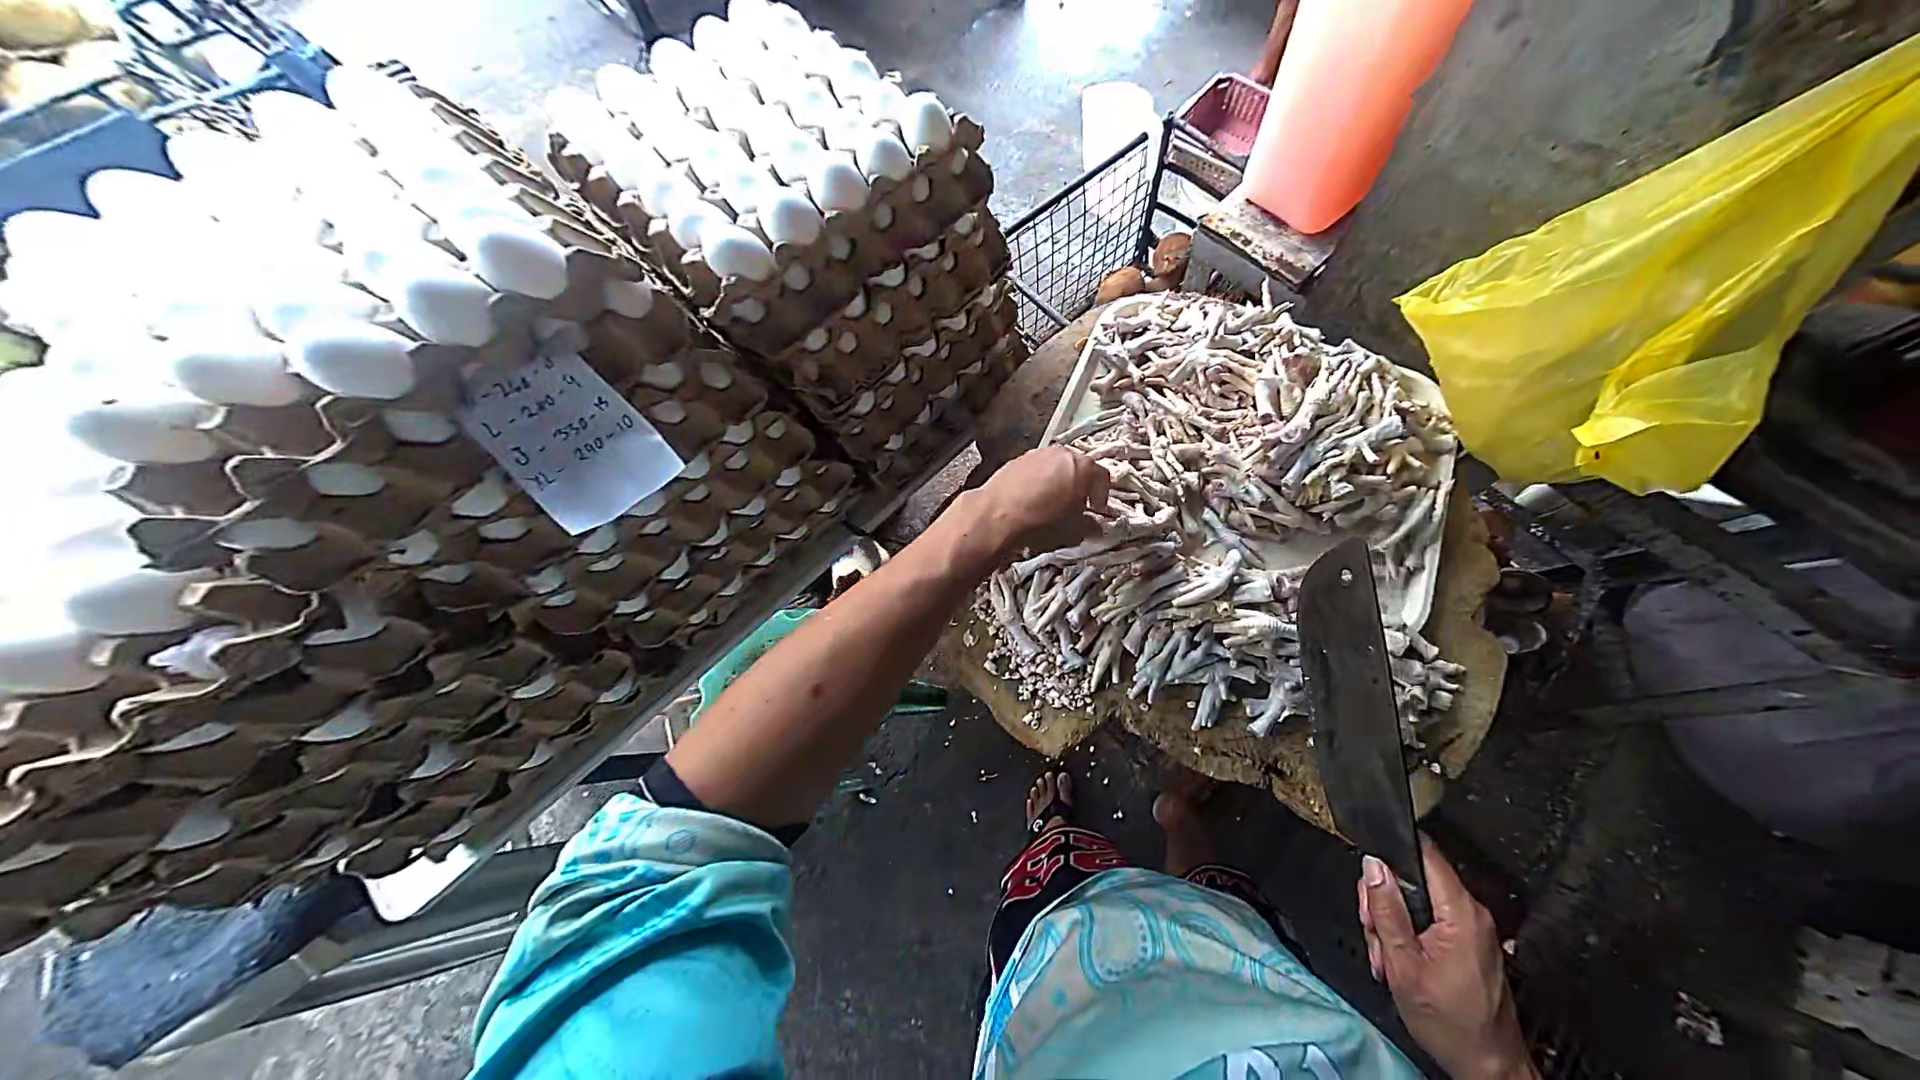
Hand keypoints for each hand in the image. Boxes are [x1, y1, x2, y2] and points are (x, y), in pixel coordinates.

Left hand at [967, 446, 1109, 558]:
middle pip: (1079, 467)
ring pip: (1055, 466)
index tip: (1098, 508)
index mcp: (1083, 467)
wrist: (997, 516)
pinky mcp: (1016, 460)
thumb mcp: (1073, 529)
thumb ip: (1089, 524)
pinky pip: (1035, 469)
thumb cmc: (1039, 521)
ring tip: (1053, 503)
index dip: (1102, 495)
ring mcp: (1037, 454)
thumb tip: (1093, 525)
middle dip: (1080, 485)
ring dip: (1058, 481)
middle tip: (1077, 505)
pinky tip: (1032, 499)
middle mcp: (1061, 454)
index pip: (1102, 477)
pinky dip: (1038, 480)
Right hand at [1358, 839, 1536, 1079]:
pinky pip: (1429, 919)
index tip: (1369, 869)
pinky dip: (1407, 933)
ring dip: (1391, 922)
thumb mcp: (1402, 964)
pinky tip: (1398, 958)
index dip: (1391, 853)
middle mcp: (1472, 914)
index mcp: (1461, 914)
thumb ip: (1386, 909)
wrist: (1487, 1068)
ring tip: (1386, 955)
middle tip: (1373, 931)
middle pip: (1414, 878)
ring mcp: (1472, 928)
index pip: (1426, 853)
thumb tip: (1372, 865)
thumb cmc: (1449, 1023)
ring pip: (1416, 900)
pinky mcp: (1468, 941)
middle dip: (1383, 900)